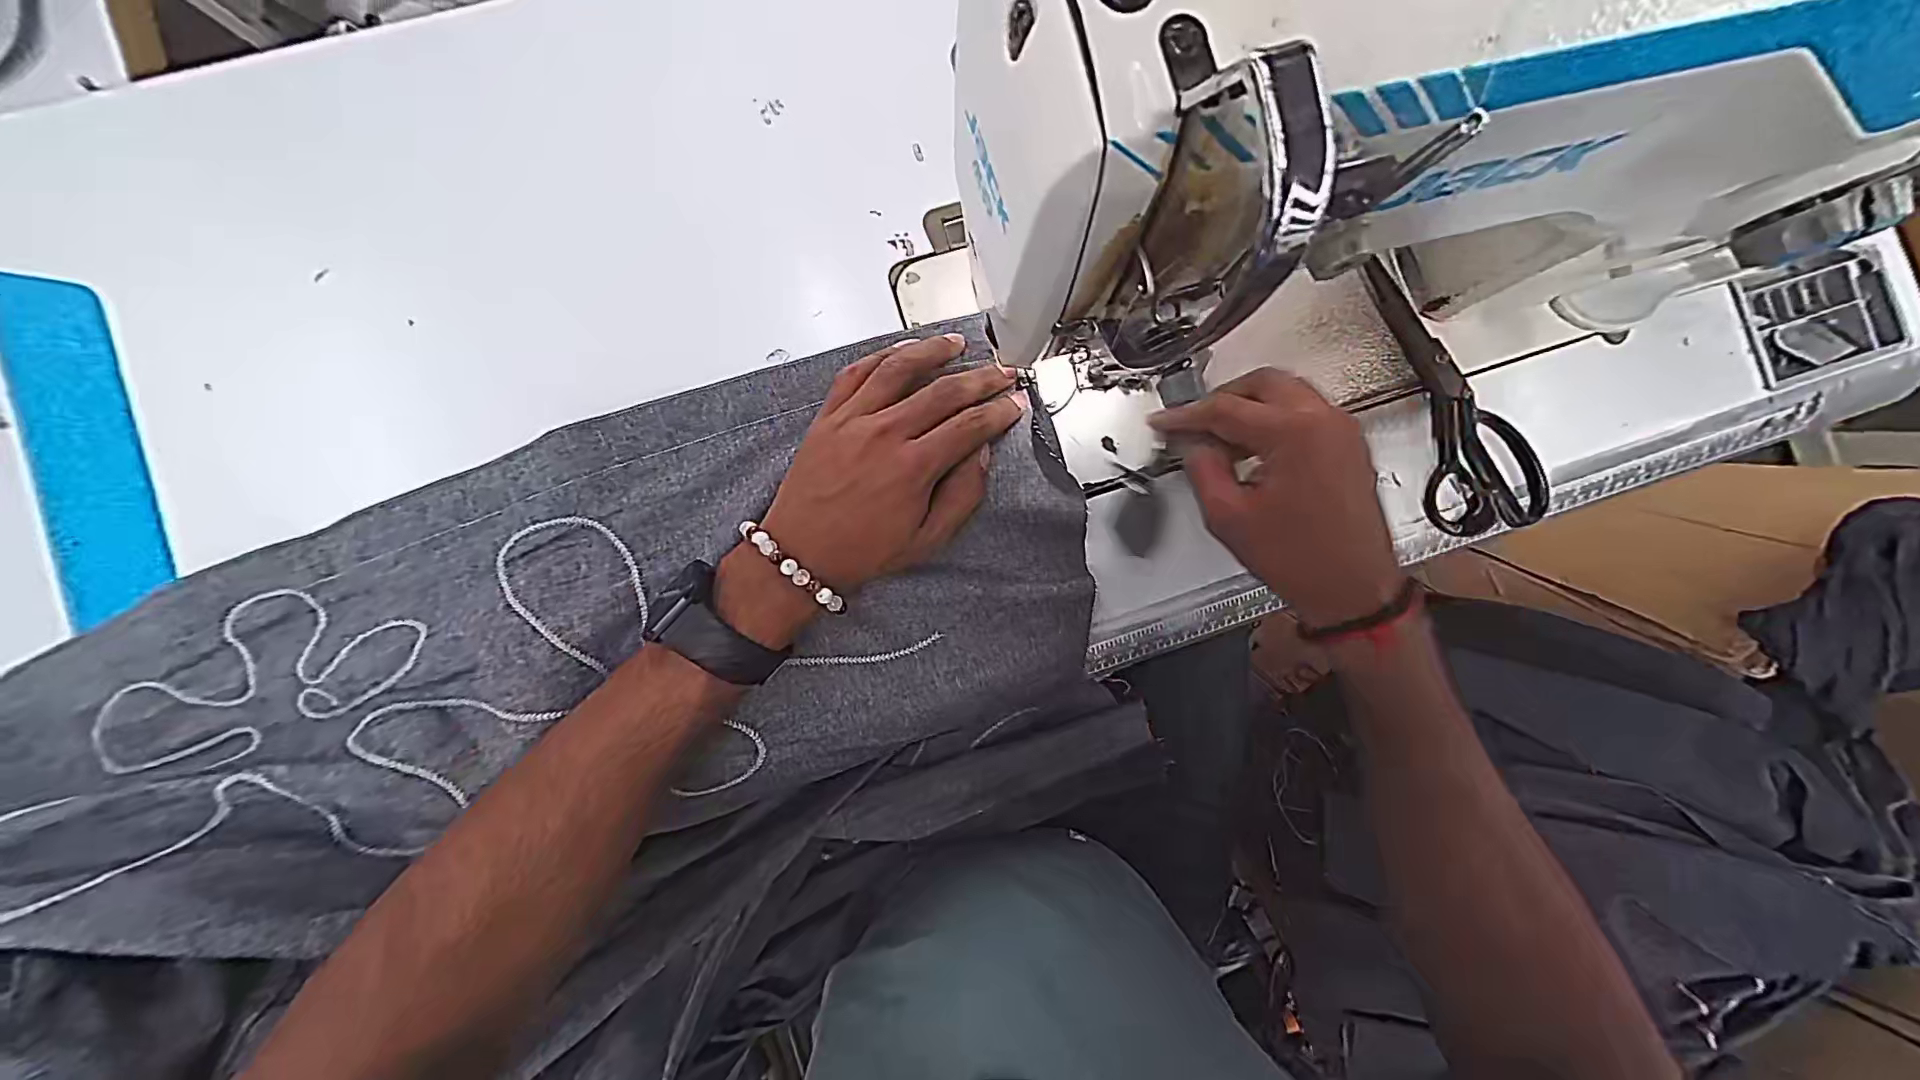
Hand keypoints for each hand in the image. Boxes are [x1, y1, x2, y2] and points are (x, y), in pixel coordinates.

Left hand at [713, 334, 1022, 646]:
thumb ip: (961, 496)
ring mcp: (853, 421)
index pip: (969, 425)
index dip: (999, 411)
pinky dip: (882, 355)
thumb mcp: (926, 539)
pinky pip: (856, 373)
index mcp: (912, 468)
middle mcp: (884, 435)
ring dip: (933, 351)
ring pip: (899, 369)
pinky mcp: (829, 418)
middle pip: (944, 391)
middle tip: (1002, 373)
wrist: (802, 553)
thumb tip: (981, 457)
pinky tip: (901, 350)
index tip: (1014, 404)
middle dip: (981, 378)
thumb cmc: (860, 550)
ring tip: (956, 344)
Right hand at [1149, 368, 1403, 628]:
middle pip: (1261, 383)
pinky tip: (1251, 449)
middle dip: (1221, 400)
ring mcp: (1342, 432)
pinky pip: (1305, 414)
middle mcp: (1325, 422)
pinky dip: (1273, 420)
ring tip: (1219, 438)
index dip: (1186, 415)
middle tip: (1193, 423)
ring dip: (1248, 408)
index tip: (1164, 421)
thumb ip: (1202, 469)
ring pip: (1286, 393)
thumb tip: (1193, 445)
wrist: (1352, 588)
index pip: (1225, 408)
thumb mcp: (1228, 516)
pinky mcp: (1349, 446)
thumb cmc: (1305, 561)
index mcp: (1295, 433)